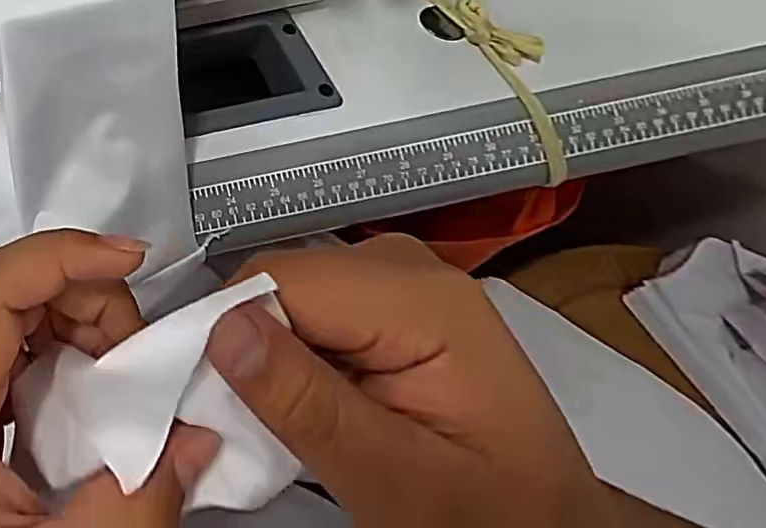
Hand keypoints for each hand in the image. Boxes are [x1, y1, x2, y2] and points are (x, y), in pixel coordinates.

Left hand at [0, 229, 220, 527]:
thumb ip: (133, 502)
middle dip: (92, 300)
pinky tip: (92, 400)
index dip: (71, 254)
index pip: (3, 279)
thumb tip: (191, 441)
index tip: (130, 258)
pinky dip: (66, 355)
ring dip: (84, 329)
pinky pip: (19, 348)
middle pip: (22, 287)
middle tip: (140, 355)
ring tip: (123, 382)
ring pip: (24, 312)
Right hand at [206, 234, 690, 527]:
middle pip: (276, 280)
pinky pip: (297, 299)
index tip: (228, 395)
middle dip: (254, 345)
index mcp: (421, 296)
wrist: (541, 521)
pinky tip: (316, 390)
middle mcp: (402, 264)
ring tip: (302, 414)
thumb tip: (224, 330)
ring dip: (269, 349)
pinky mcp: (373, 288)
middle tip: (276, 421)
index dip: (237, 335)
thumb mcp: (398, 483)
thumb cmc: (493, 514)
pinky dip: (288, 347)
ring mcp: (388, 270)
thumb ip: (309, 405)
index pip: (278, 280)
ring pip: (278, 288)